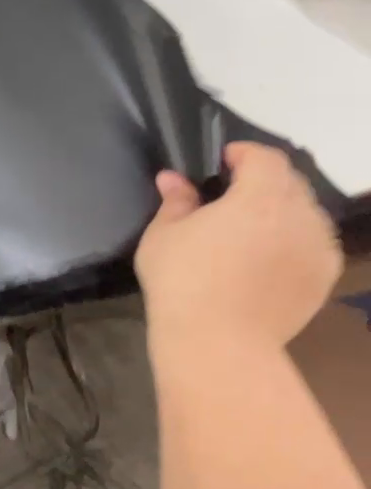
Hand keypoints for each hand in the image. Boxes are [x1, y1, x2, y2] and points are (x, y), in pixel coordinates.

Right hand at [135, 142, 341, 347]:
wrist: (221, 335)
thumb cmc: (182, 276)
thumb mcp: (164, 232)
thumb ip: (177, 201)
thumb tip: (174, 179)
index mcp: (259, 202)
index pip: (267, 160)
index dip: (244, 153)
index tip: (220, 160)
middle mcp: (300, 219)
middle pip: (292, 183)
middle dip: (263, 179)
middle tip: (228, 191)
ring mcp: (319, 249)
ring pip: (308, 213)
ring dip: (282, 207)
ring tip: (248, 223)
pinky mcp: (324, 275)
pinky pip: (315, 241)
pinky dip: (294, 235)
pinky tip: (265, 251)